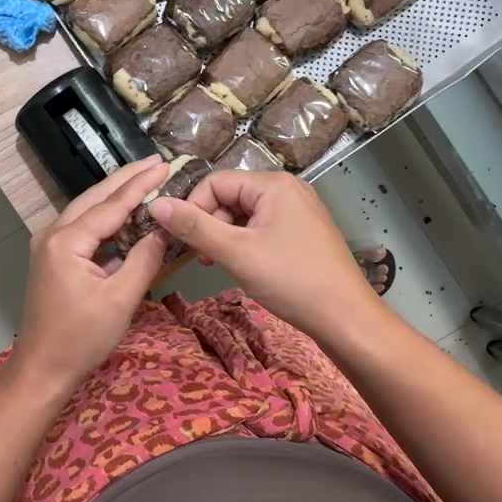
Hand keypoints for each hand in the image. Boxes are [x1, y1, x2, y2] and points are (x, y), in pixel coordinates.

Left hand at [13, 155, 173, 391]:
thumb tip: (162, 230)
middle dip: (125, 179)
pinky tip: (125, 214)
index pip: (110, 205)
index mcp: (66, 242)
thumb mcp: (120, 300)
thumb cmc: (80, 339)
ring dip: (114, 196)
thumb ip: (143, 260)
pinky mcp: (52, 258)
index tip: (163, 164)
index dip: (139, 185)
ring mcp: (49, 246)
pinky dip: (105, 218)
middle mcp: (52, 235)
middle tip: (156, 162)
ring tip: (144, 179)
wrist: (41, 369)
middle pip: (94, 198)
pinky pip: (82, 228)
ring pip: (86, 211)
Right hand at [146, 170, 375, 332]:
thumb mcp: (236, 253)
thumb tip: (154, 204)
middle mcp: (287, 188)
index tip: (189, 243)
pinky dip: (246, 243)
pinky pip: (262, 226)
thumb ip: (193, 227)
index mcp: (273, 184)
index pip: (214, 182)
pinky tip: (245, 267)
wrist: (347, 318)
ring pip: (244, 214)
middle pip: (229, 196)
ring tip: (223, 265)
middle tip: (206, 258)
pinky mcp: (303, 230)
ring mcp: (298, 209)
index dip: (193, 209)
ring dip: (226, 236)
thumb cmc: (291, 280)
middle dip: (210, 224)